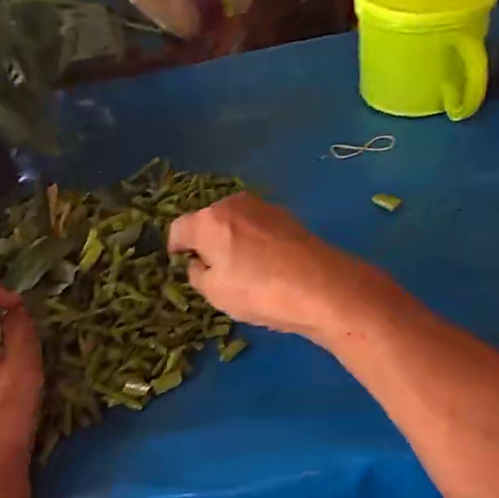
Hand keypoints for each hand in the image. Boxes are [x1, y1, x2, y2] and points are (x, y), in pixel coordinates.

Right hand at [167, 193, 382, 340]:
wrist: (322, 287)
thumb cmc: (259, 291)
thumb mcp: (215, 293)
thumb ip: (197, 275)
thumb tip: (199, 264)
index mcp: (207, 220)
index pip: (178, 229)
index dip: (175, 248)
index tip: (179, 262)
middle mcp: (232, 204)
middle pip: (207, 221)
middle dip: (205, 242)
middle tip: (211, 270)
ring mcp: (263, 207)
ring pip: (234, 223)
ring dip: (231, 241)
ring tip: (240, 270)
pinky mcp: (287, 217)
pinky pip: (257, 228)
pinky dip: (253, 242)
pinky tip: (264, 265)